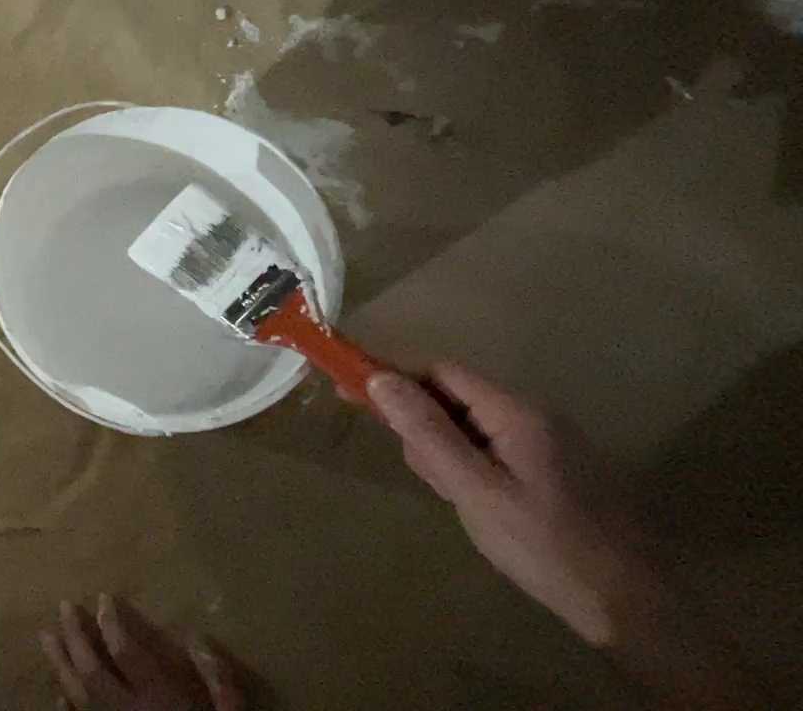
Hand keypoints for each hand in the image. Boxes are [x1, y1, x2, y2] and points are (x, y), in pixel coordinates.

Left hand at [39, 595, 243, 710]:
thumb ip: (219, 683)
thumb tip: (197, 639)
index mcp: (158, 700)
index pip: (125, 652)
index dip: (111, 621)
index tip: (102, 598)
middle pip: (91, 670)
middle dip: (75, 636)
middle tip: (63, 605)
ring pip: (77, 695)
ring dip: (60, 664)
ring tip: (46, 636)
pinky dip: (67, 709)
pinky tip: (59, 697)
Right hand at [366, 366, 663, 646]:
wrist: (632, 610)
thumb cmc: (544, 545)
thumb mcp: (473, 489)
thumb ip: (425, 431)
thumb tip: (378, 377)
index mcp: (518, 414)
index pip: (440, 369)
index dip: (391, 372)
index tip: (348, 386)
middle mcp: (536, 416)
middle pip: (453, 396)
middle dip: (421, 423)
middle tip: (421, 468)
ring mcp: (550, 443)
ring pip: (470, 425)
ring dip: (445, 450)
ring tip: (453, 494)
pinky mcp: (556, 469)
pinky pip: (492, 447)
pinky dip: (468, 463)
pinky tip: (475, 500)